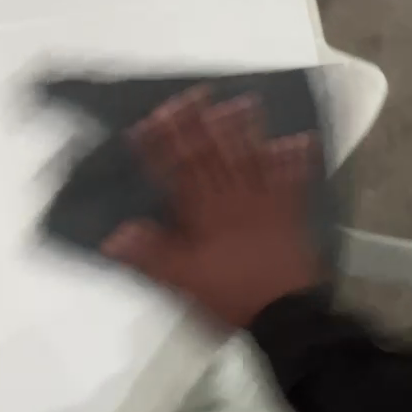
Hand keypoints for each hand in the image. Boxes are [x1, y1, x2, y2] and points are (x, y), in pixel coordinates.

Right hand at [100, 88, 323, 328]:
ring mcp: (263, 205)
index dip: (160, 144)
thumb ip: (149, 255)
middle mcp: (231, 200)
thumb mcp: (181, 281)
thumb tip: (113, 235)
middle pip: (212, 156)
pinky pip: (292, 182)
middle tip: (192, 94)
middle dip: (199, 123)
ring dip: (245, 131)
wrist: (288, 317)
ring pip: (250, 160)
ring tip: (240, 101)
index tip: (148, 119)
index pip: (176, 171)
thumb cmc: (230, 295)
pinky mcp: (289, 216)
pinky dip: (295, 160)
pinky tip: (297, 139)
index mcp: (202, 213)